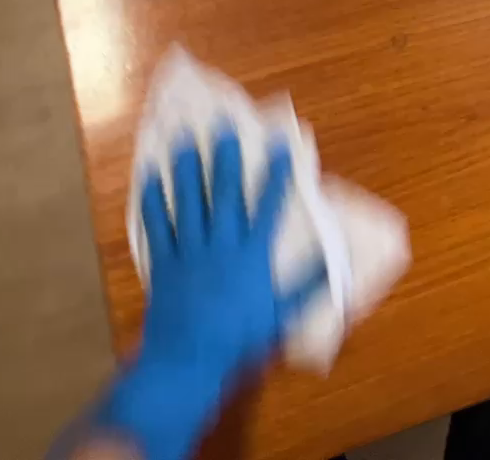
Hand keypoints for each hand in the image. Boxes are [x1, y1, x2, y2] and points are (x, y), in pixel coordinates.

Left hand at [88, 131, 327, 459]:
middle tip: (225, 127)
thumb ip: (308, 285)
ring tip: (187, 141)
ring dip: (188, 170)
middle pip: (225, 193)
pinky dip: (153, 201)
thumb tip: (338, 263)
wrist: (188, 363)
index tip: (281, 145)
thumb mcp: (281, 315)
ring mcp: (189, 251)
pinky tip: (150, 177)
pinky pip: (157, 225)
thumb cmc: (238, 340)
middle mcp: (221, 244)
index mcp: (251, 254)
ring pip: (189, 202)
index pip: (268, 205)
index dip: (276, 173)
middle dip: (227, 158)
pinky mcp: (164, 262)